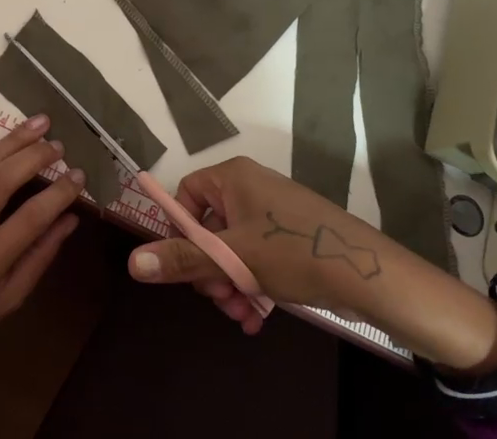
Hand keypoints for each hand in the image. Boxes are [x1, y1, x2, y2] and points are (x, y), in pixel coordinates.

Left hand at [0, 110, 84, 396]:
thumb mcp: (7, 303)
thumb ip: (39, 258)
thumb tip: (70, 220)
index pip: (33, 216)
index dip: (61, 193)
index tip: (81, 176)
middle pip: (4, 180)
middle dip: (36, 157)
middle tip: (60, 145)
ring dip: (11, 140)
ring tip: (39, 122)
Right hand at [126, 157, 496, 374]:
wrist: (363, 270)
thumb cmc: (291, 252)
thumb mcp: (231, 259)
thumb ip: (181, 259)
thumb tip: (132, 263)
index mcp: (233, 177)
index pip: (186, 194)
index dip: (180, 231)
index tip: (186, 266)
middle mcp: (252, 187)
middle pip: (209, 226)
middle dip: (209, 270)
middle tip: (218, 300)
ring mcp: (274, 212)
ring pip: (234, 249)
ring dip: (230, 284)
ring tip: (240, 314)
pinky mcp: (292, 236)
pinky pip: (258, 257)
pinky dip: (252, 285)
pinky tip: (256, 318)